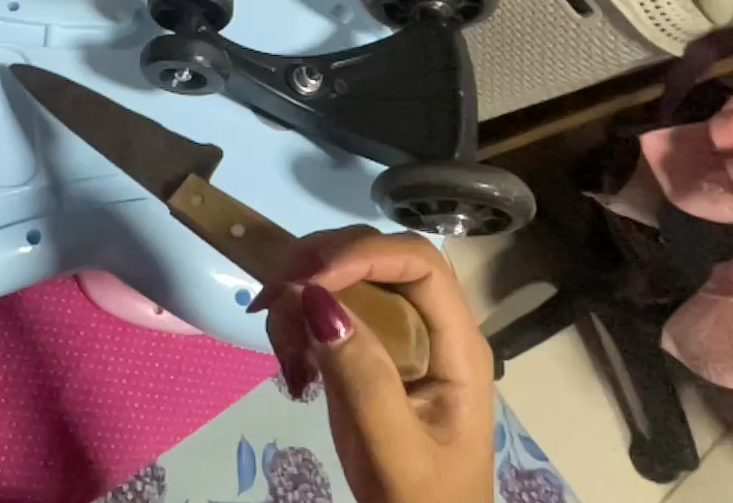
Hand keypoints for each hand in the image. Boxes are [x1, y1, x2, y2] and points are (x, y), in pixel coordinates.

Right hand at [250, 226, 493, 502]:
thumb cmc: (420, 501)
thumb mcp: (394, 451)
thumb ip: (363, 377)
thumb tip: (315, 297)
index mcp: (457, 346)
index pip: (418, 263)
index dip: (363, 254)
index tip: (308, 281)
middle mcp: (428, 324)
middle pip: (374, 254)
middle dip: (320, 265)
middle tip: (276, 299)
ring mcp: (395, 330)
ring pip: (341, 272)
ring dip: (298, 294)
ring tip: (284, 348)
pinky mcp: (364, 341)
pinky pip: (322, 302)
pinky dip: (293, 317)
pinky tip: (291, 363)